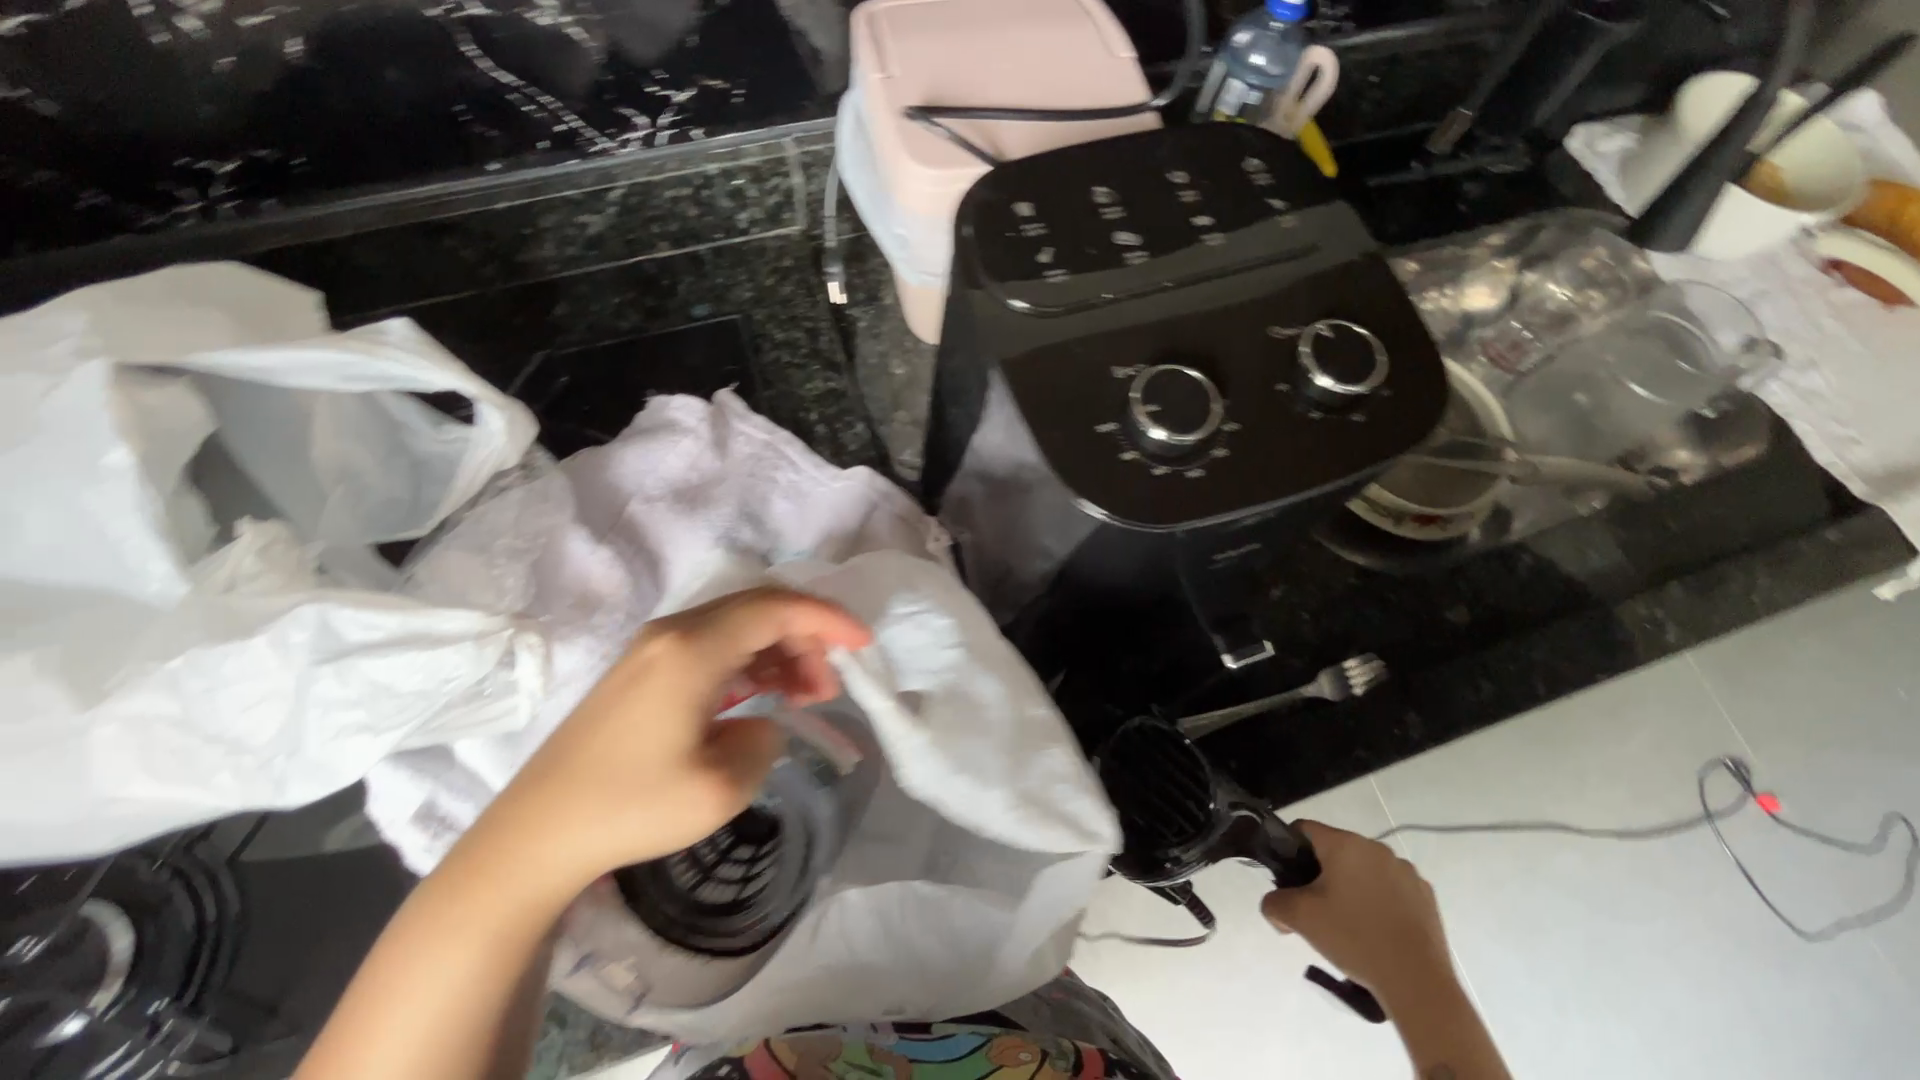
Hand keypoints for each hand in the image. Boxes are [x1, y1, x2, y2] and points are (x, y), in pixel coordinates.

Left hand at [468, 586, 871, 894]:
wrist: (538, 833)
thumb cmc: (632, 807)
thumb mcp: (723, 786)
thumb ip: (764, 738)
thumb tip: (758, 720)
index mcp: (693, 649)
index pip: (776, 608)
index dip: (827, 619)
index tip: (863, 646)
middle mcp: (672, 633)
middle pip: (757, 610)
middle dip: (806, 638)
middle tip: (830, 689)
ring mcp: (651, 649)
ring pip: (735, 627)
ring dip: (778, 651)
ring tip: (805, 696)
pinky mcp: (640, 671)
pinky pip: (711, 646)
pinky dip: (748, 662)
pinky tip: (762, 697)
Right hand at [1261, 820, 1454, 1003]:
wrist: (1416, 981)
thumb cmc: (1354, 938)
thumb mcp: (1299, 918)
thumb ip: (1273, 903)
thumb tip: (1276, 905)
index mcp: (1345, 845)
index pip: (1304, 829)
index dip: (1288, 850)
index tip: (1288, 881)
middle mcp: (1377, 848)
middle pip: (1335, 851)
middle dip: (1319, 875)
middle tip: (1314, 910)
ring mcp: (1406, 871)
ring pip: (1363, 870)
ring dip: (1350, 888)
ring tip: (1348, 926)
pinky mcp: (1425, 895)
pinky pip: (1390, 889)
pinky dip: (1378, 902)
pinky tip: (1377, 932)